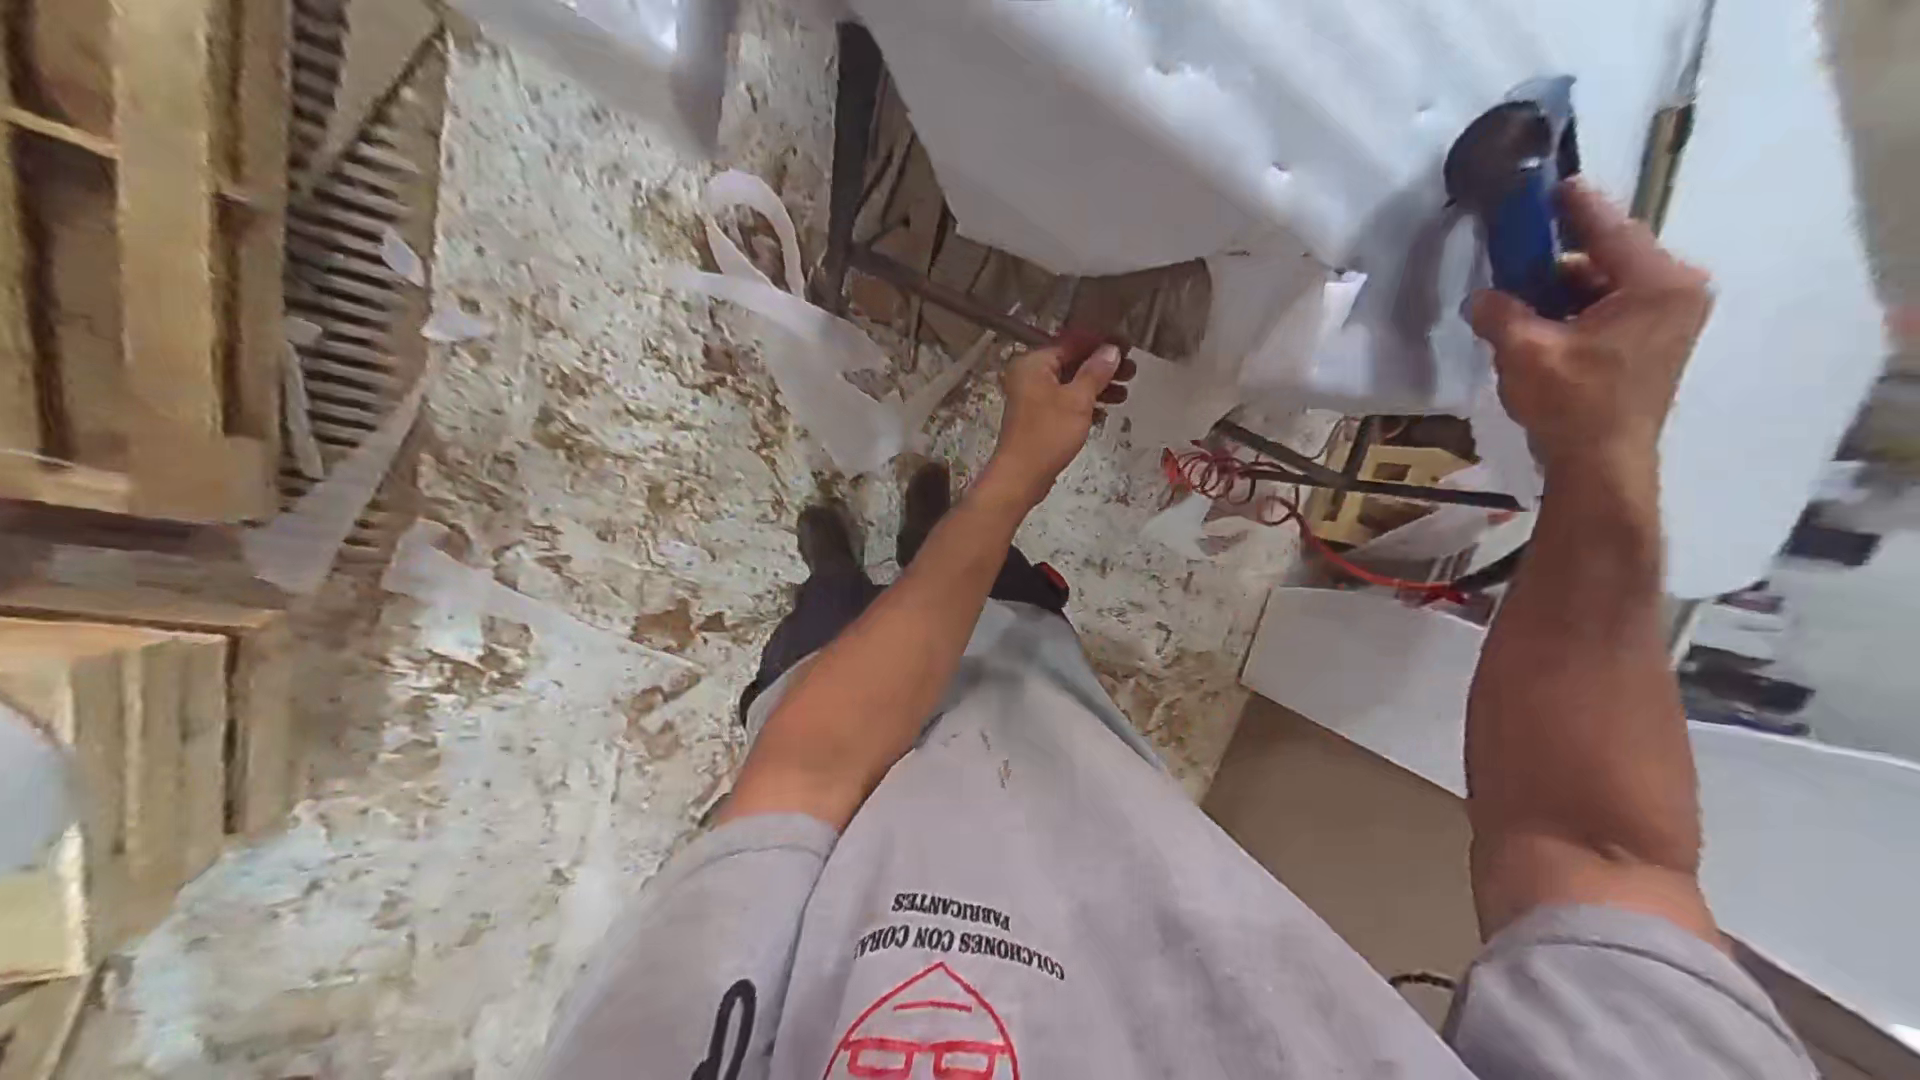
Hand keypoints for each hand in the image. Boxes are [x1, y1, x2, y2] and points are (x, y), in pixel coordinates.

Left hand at [981, 337, 1129, 507]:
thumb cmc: (1047, 435)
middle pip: (1071, 362)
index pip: (1072, 342)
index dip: (1101, 343)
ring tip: (1124, 392)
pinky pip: (1064, 402)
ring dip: (1096, 387)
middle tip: (1130, 371)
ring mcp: (1031, 398)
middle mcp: (1029, 376)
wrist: (1021, 476)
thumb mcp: (1077, 400)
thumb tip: (1111, 350)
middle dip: (1102, 367)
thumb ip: (1096, 372)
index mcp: (1033, 363)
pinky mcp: (1037, 418)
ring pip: (1070, 384)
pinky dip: (1084, 404)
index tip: (1128, 347)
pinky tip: (1105, 411)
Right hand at [1469, 179, 1712, 481]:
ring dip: (1556, 293)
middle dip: (1553, 263)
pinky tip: (1534, 328)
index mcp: (1657, 285)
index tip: (1554, 184)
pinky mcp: (1648, 344)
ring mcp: (1665, 320)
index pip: (1612, 231)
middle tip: (1509, 263)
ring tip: (1513, 305)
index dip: (1577, 207)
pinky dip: (1568, 314)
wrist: (1601, 461)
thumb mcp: (1526, 352)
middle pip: (1605, 260)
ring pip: (1601, 289)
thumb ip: (1501, 314)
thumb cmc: (1573, 402)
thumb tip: (1481, 297)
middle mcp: (1674, 293)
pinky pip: (1604, 311)